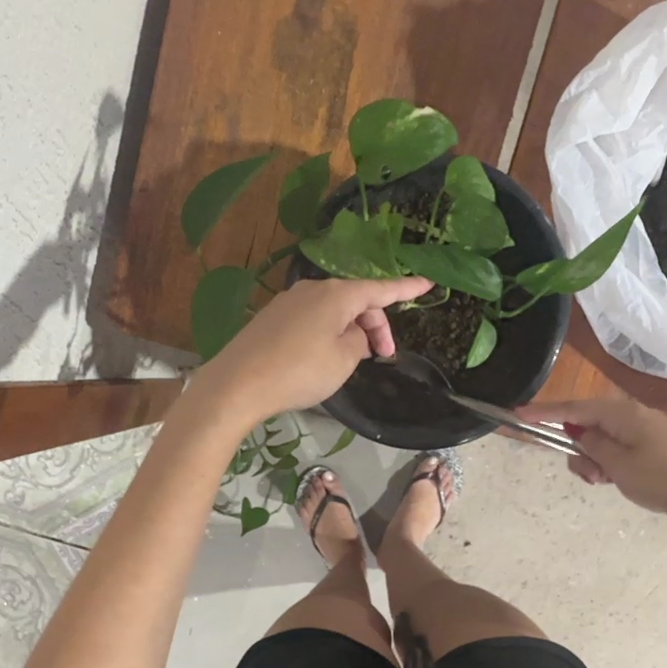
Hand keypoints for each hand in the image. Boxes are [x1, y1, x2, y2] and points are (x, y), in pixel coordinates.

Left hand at [189, 276, 432, 424]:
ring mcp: (289, 302)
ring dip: (350, 331)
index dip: (406, 288)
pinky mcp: (272, 318)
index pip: (381, 288)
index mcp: (337, 295)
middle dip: (375, 326)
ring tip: (352, 361)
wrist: (238, 383)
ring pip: (333, 311)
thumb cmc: (299, 371)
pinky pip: (311, 319)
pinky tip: (323, 359)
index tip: (428, 284)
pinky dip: (327, 334)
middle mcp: (313, 289)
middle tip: (382, 357)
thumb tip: (354, 334)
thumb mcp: (343, 361)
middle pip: (356, 300)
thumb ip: (359, 342)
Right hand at [519, 397, 666, 525]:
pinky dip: (612, 462)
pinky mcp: (657, 444)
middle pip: (588, 423)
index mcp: (621, 414)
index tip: (519, 413)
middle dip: (578, 447)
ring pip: (604, 438)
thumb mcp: (618, 465)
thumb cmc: (663, 479)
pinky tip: (621, 481)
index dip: (545, 412)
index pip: (573, 408)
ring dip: (596, 459)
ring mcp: (647, 428)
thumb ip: (591, 446)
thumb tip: (577, 431)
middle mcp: (633, 414)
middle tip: (590, 476)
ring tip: (607, 482)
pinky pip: (621, 446)